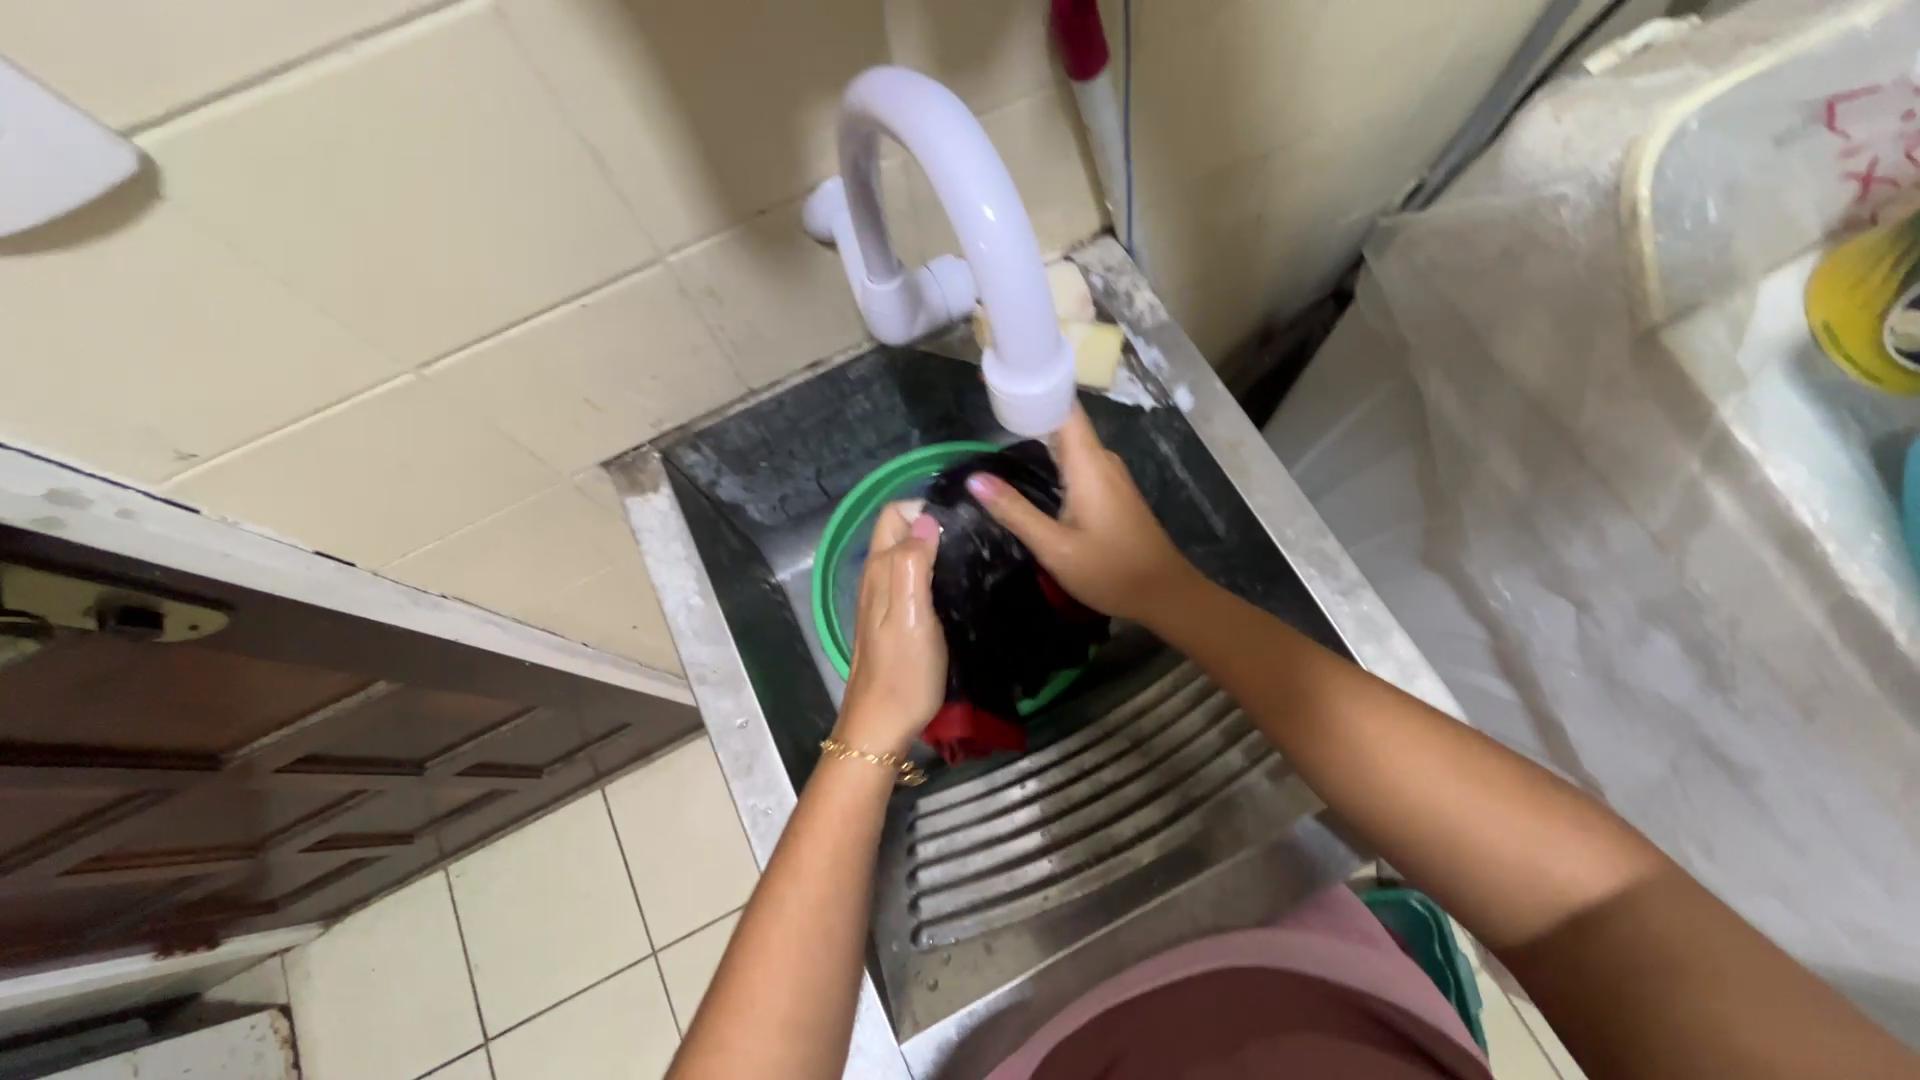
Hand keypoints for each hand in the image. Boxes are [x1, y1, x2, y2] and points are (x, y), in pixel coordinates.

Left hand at [836, 503, 946, 756]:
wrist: (883, 724)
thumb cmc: (903, 671)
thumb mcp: (913, 614)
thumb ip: (914, 562)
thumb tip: (927, 518)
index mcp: (880, 569)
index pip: (896, 512)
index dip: (926, 507)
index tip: (963, 523)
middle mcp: (876, 576)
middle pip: (899, 530)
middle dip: (931, 523)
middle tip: (970, 540)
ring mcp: (882, 598)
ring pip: (905, 553)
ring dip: (933, 547)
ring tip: (969, 558)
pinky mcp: (893, 618)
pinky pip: (909, 577)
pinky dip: (930, 571)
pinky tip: (954, 587)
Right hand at [967, 406, 1198, 624]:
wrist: (1164, 594)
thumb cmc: (1109, 570)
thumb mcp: (1054, 547)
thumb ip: (1014, 511)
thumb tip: (974, 479)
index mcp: (1089, 464)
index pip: (1062, 408)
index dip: (1033, 393)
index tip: (1001, 386)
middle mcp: (1102, 461)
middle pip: (1064, 424)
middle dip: (1028, 416)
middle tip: (987, 417)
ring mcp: (1112, 476)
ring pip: (1071, 446)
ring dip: (1039, 441)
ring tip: (998, 442)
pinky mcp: (1113, 492)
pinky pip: (1079, 464)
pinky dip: (1053, 461)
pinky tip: (1031, 476)